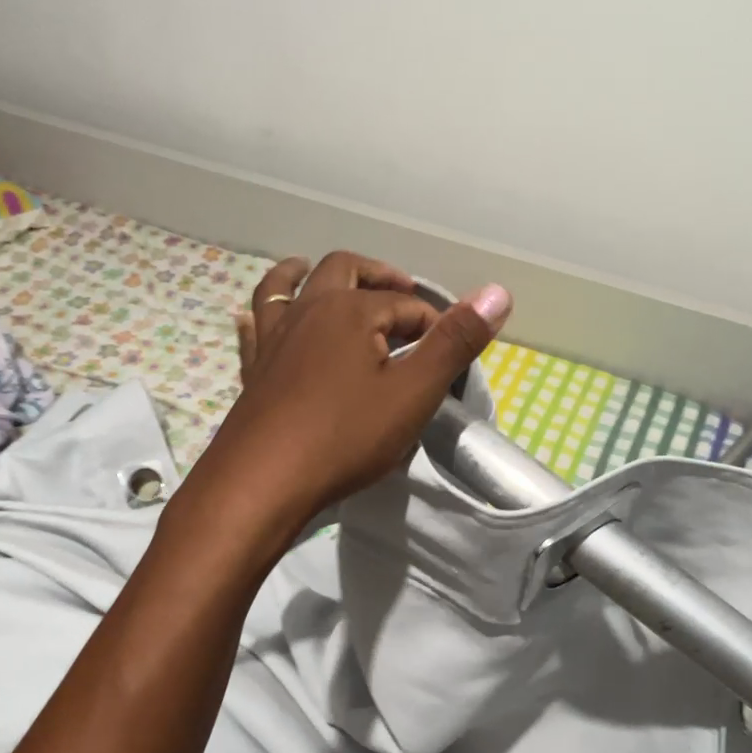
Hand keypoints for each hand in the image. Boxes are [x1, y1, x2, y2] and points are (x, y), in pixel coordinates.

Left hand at [193, 250, 509, 530]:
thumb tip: (498, 292)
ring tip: (316, 272)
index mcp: (351, 310)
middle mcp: (309, 311)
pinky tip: (259, 317)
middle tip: (400, 290)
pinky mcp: (253, 368)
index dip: (433, 325)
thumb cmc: (344, 437)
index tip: (447, 356)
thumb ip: (454, 342)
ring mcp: (274, 338)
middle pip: (343, 271)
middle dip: (377, 277)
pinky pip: (256, 325)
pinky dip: (264, 312)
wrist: (263, 481)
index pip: (405, 305)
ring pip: (288, 286)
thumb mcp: (412, 394)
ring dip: (308, 273)